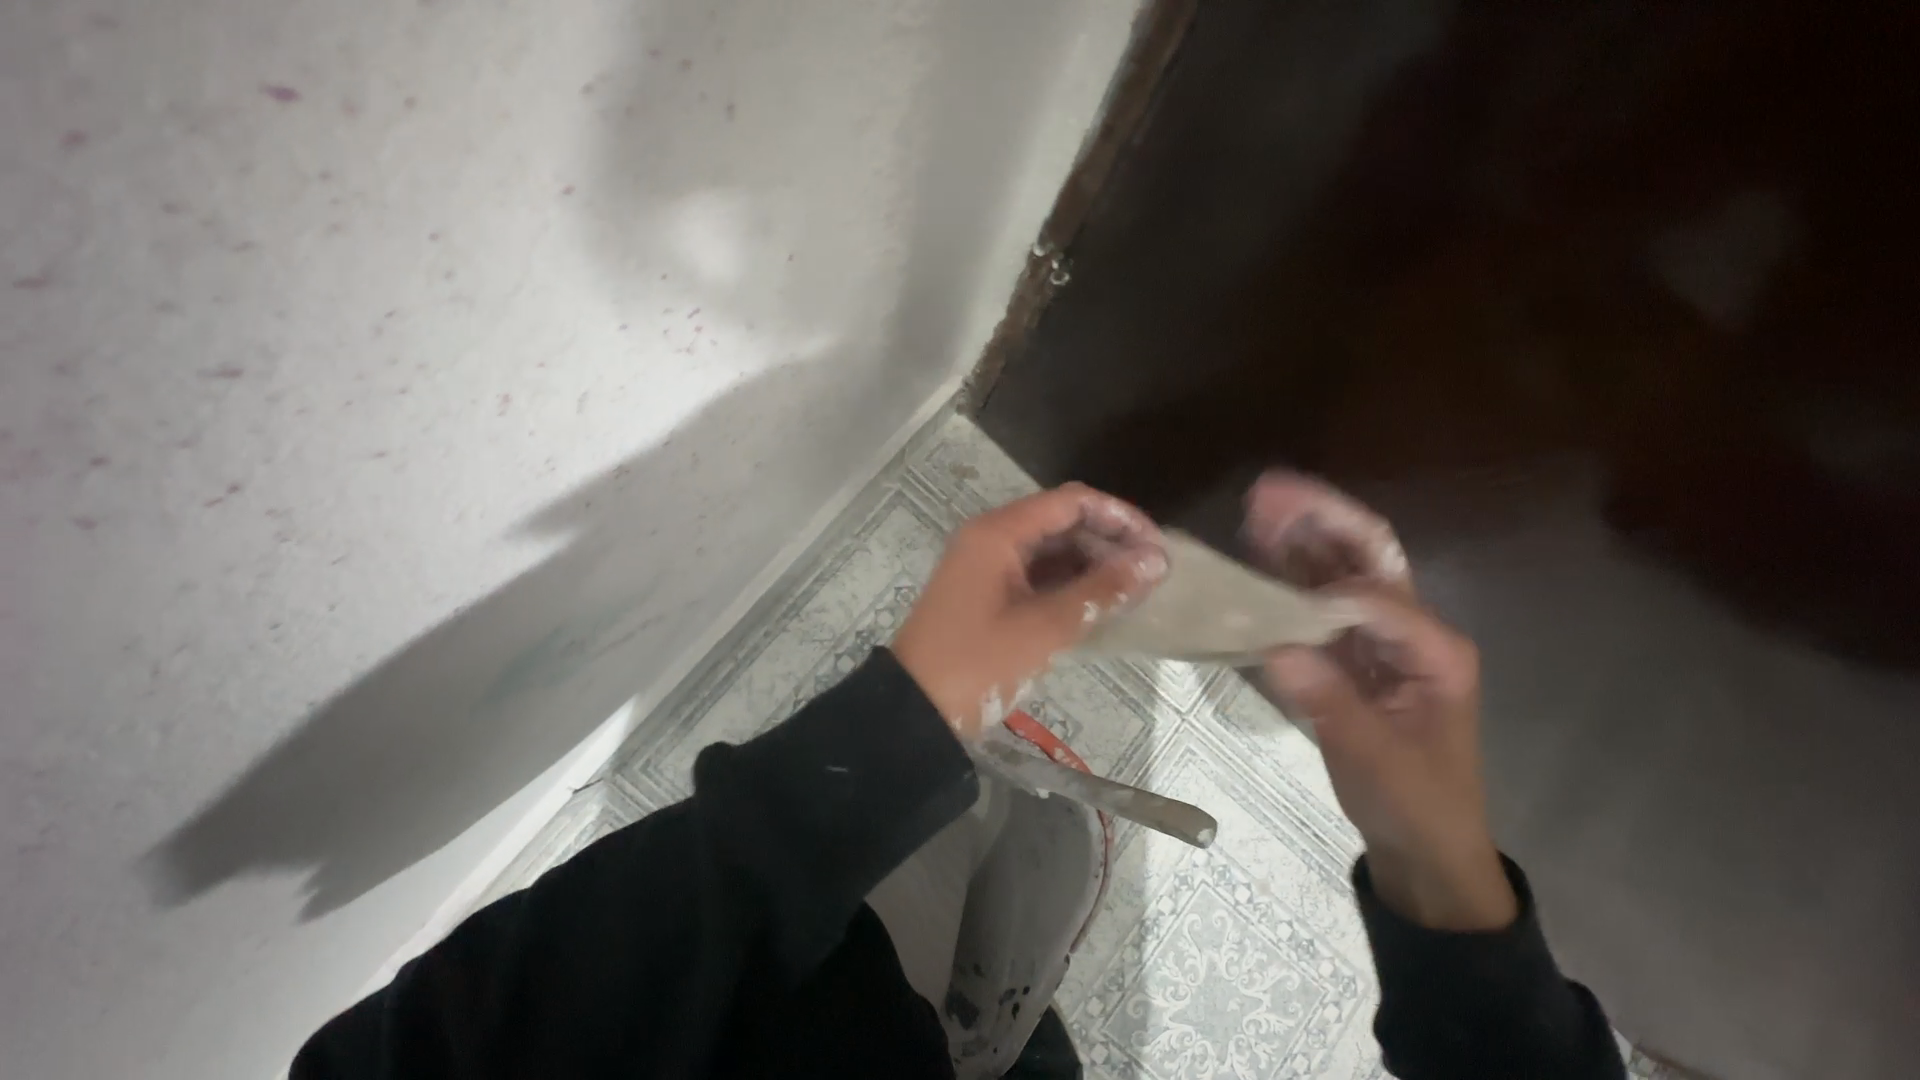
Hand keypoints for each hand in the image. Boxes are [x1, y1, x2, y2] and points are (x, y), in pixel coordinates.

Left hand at [893, 483, 1167, 740]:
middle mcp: (992, 539)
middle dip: (1109, 541)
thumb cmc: (978, 663)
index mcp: (998, 533)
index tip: (1157, 546)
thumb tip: (1155, 562)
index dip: (1119, 517)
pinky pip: (1037, 575)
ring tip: (1136, 589)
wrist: (915, 710)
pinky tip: (1101, 603)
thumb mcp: (1044, 628)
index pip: (1071, 502)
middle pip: (1061, 521)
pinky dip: (1069, 584)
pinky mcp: (988, 594)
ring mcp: (987, 566)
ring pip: (1051, 550)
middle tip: (1153, 572)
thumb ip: (1101, 591)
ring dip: (1092, 563)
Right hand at [1245, 471, 1515, 930]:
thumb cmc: (1415, 805)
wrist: (1424, 848)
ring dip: (1300, 536)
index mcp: (1435, 650)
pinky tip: (1258, 553)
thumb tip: (1279, 648)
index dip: (1325, 583)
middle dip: (1320, 519)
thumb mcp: (1377, 762)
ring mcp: (1379, 640)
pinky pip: (1319, 605)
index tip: (1267, 578)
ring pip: (1340, 572)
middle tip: (1267, 490)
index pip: (1378, 598)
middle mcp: (1411, 632)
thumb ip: (1332, 703)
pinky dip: (1289, 576)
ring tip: (1254, 506)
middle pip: (1367, 558)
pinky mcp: (1351, 654)